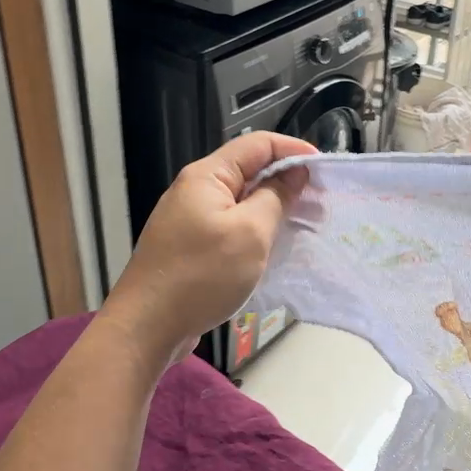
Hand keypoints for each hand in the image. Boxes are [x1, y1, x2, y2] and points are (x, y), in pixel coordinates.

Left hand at [101, 132, 316, 366]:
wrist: (146, 327)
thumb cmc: (200, 276)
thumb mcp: (250, 233)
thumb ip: (275, 197)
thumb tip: (294, 173)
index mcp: (207, 176)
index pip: (258, 144)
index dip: (293, 149)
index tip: (324, 169)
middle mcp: (196, 190)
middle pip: (249, 170)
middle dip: (287, 181)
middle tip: (320, 203)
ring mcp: (190, 219)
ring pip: (241, 201)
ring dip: (273, 209)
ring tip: (304, 226)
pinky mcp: (190, 246)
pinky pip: (230, 227)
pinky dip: (255, 231)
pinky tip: (274, 249)